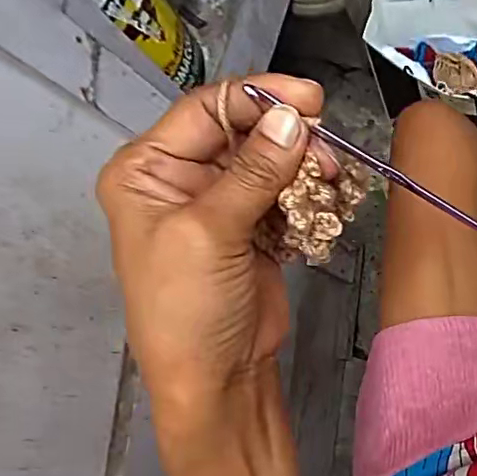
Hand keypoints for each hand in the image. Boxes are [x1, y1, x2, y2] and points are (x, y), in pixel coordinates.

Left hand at [95, 74, 332, 438]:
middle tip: (326, 152)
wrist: (217, 378)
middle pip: (244, 134)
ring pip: (272, 164)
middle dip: (288, 139)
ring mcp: (222, 206)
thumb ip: (253, 173)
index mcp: (148, 170)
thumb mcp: (210, 233)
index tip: (309, 100)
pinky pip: (286, 197)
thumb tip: (292, 120)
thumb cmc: (187, 311)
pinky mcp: (254, 230)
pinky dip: (307, 200)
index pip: (206, 110)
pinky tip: (321, 212)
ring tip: (328, 187)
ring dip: (303, 171)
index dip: (259, 98)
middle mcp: (182, 180)